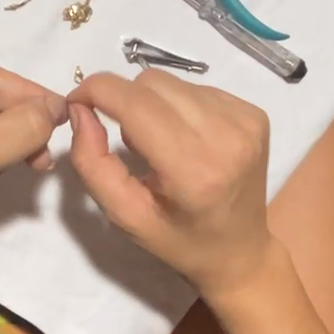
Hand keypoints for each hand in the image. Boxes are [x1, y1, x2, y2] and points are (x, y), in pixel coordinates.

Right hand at [67, 70, 273, 298]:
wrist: (240, 251)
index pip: (136, 104)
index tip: (78, 101)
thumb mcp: (125, 215)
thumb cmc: (178, 240)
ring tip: (157, 143)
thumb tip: (80, 110)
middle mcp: (227, 136)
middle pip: (152, 84)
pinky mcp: (255, 113)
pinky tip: (184, 139)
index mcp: (194, 171)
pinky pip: (197, 89)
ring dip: (151, 104)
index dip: (98, 91)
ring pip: (173, 83)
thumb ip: (93, 164)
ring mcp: (246, 121)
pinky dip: (177, 107)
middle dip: (123, 100)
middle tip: (122, 138)